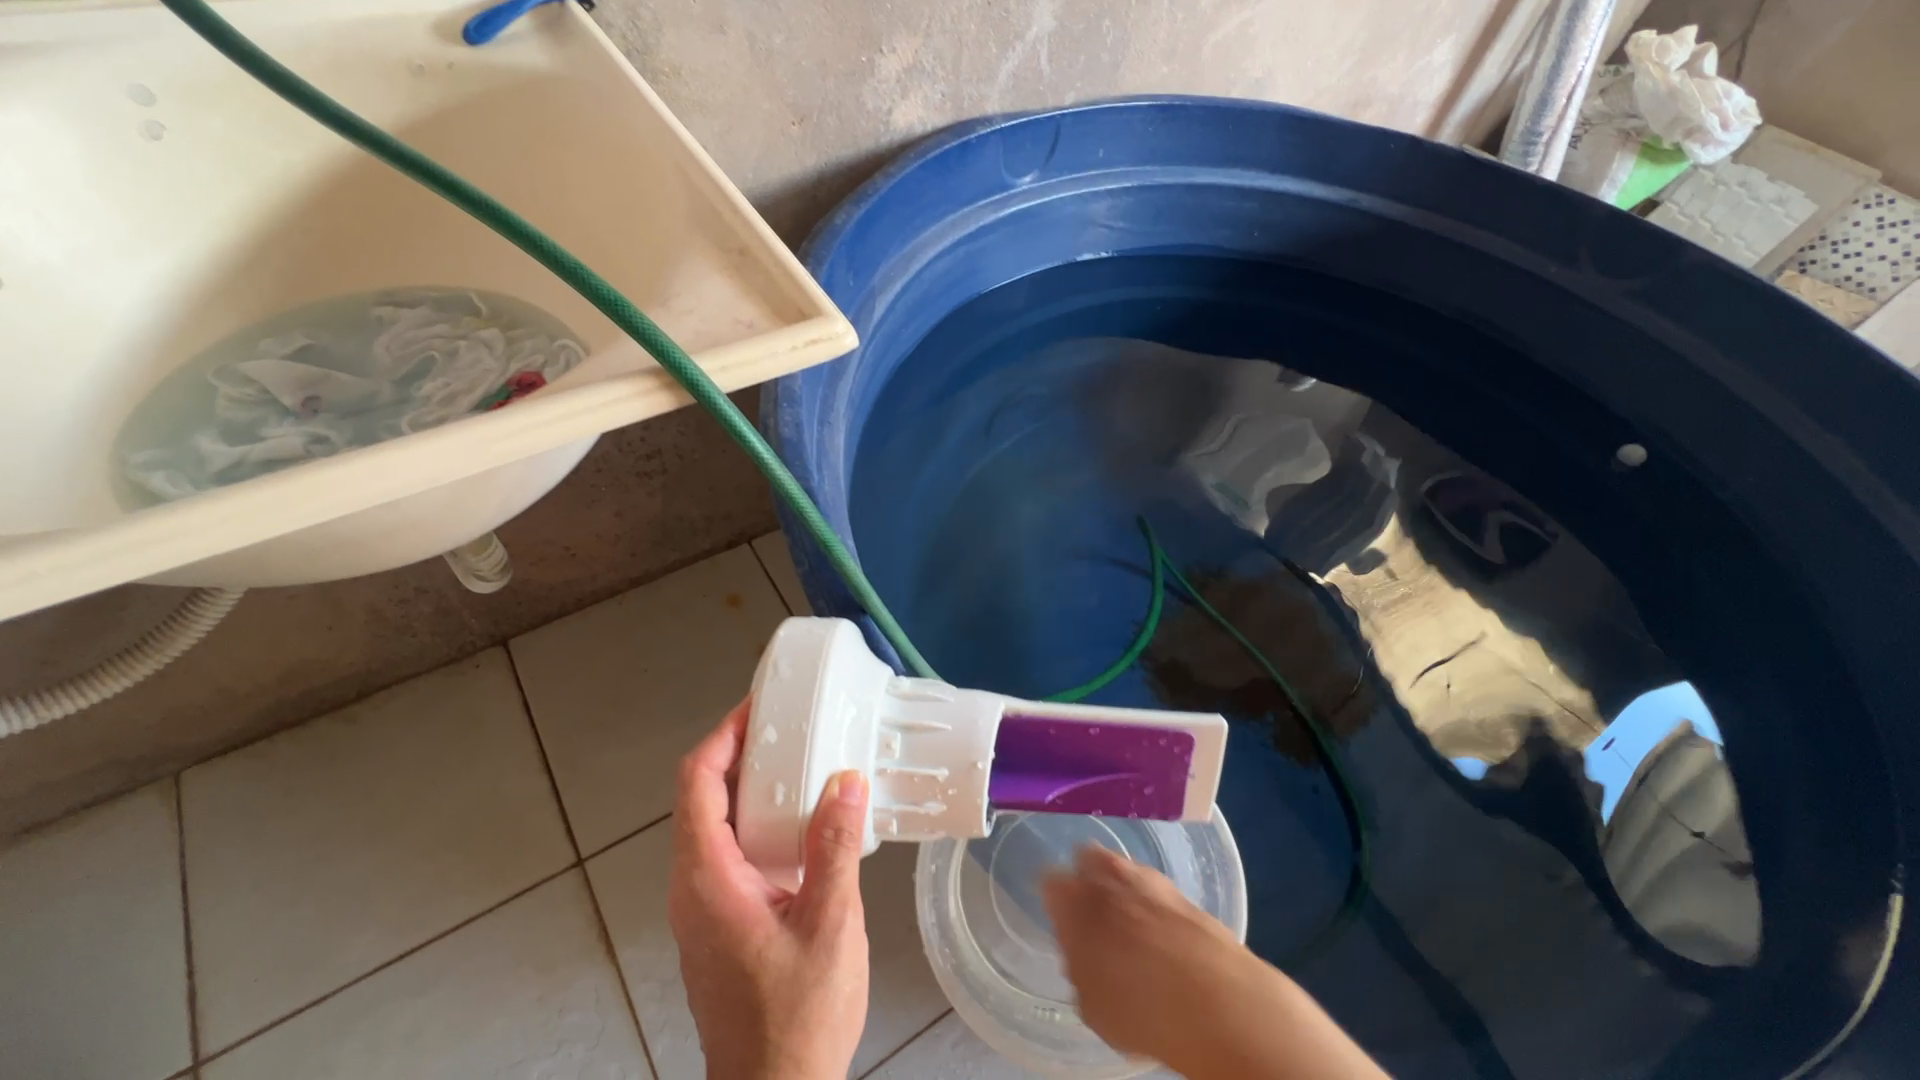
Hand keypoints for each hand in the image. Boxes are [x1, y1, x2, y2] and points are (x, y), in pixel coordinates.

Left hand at [668, 700, 871, 1079]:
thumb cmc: (798, 1015)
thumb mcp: (829, 926)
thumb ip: (835, 850)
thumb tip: (846, 780)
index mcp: (708, 877)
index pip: (698, 782)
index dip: (724, 735)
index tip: (762, 705)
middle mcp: (693, 885)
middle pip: (702, 797)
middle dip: (742, 753)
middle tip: (793, 725)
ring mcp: (703, 907)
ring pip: (715, 825)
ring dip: (752, 787)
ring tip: (804, 762)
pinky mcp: (719, 923)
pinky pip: (730, 852)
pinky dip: (760, 821)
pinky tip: (805, 823)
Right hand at [1043, 846, 1386, 1079]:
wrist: (1218, 1003)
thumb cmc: (1139, 1009)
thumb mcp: (1091, 1005)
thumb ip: (1079, 970)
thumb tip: (1084, 959)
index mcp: (1073, 903)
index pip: (1050, 882)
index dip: (1054, 899)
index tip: (1059, 917)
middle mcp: (1108, 879)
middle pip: (1088, 859)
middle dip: (1087, 877)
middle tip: (1091, 911)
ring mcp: (1150, 880)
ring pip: (1125, 870)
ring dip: (1122, 887)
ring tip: (1129, 925)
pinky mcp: (1186, 893)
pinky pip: (1156, 889)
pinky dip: (1153, 903)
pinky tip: (1160, 936)